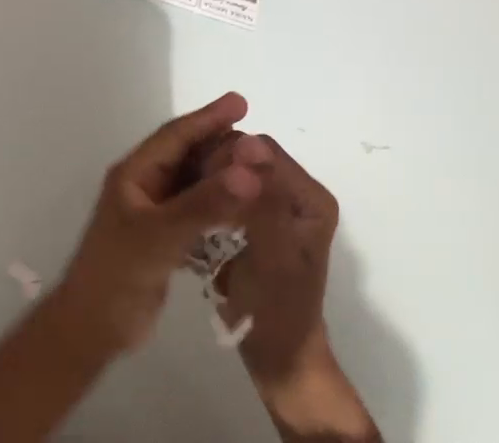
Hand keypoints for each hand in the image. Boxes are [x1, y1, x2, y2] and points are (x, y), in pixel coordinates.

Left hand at [55, 93, 272, 352]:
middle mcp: (141, 187)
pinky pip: (195, 210)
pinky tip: (243, 209)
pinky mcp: (161, 239)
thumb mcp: (162, 234)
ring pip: (191, 182)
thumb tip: (249, 169)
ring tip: (258, 169)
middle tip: (260, 138)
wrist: (97, 321)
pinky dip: (218, 205)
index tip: (240, 101)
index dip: (206, 118)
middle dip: (218, 143)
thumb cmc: (119, 270)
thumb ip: (204, 204)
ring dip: (220, 174)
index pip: (174, 137)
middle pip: (184, 155)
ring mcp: (151, 213)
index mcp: (133, 175)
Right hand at [202, 135, 377, 441]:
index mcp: (309, 197)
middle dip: (213, 170)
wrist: (277, 356)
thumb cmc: (276, 309)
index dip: (223, 160)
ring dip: (206, 183)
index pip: (258, 148)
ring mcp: (276, 207)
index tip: (198, 189)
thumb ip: (263, 200)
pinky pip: (226, 190)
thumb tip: (250, 141)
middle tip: (191, 203)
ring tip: (189, 209)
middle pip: (243, 156)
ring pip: (230, 171)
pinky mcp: (257, 220)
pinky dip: (207, 197)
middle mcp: (296, 194)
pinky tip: (193, 215)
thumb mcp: (270, 255)